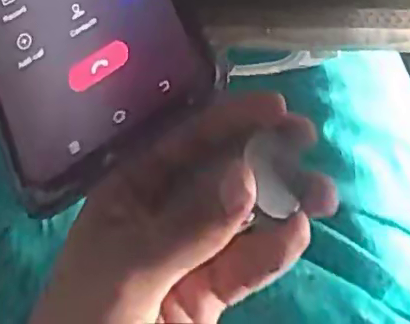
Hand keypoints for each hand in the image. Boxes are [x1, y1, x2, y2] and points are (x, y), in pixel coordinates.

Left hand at [30, 92, 337, 323]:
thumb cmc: (86, 319)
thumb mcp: (130, 268)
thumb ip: (189, 227)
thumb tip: (246, 177)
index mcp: (131, 187)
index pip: (185, 140)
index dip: (229, 119)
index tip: (275, 106)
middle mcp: (161, 211)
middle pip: (219, 171)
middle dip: (263, 153)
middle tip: (307, 137)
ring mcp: (186, 254)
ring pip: (241, 217)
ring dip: (281, 201)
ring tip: (323, 193)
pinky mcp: (204, 297)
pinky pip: (244, 265)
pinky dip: (272, 250)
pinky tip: (298, 233)